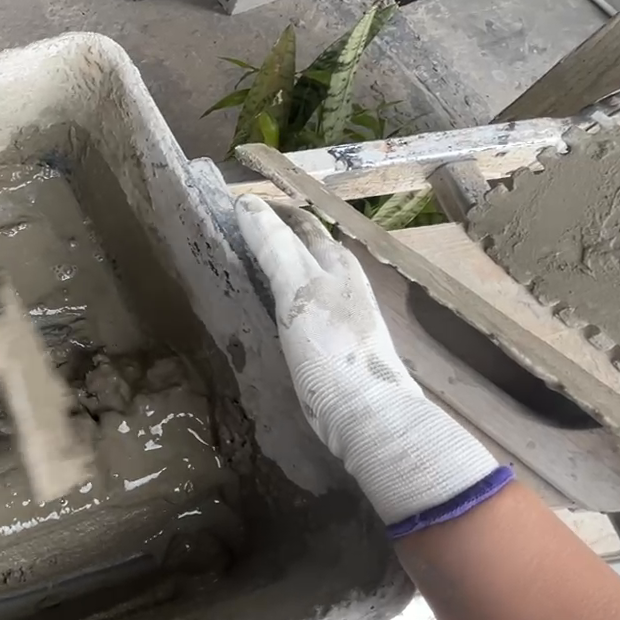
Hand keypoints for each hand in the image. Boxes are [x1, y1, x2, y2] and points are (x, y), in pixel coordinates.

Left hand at [233, 195, 507, 535]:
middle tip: (266, 205)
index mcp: (360, 303)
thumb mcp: (357, 372)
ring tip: (247, 202)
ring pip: (291, 237)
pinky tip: (242, 208)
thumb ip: (343, 357)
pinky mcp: (297, 291)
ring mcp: (322, 283)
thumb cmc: (372, 411)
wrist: (378, 418)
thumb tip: (337, 370)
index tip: (294, 229)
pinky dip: (257, 225)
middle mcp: (346, 283)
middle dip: (291, 221)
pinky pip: (271, 247)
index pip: (333, 261)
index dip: (311, 242)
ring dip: (267, 218)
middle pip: (315, 240)